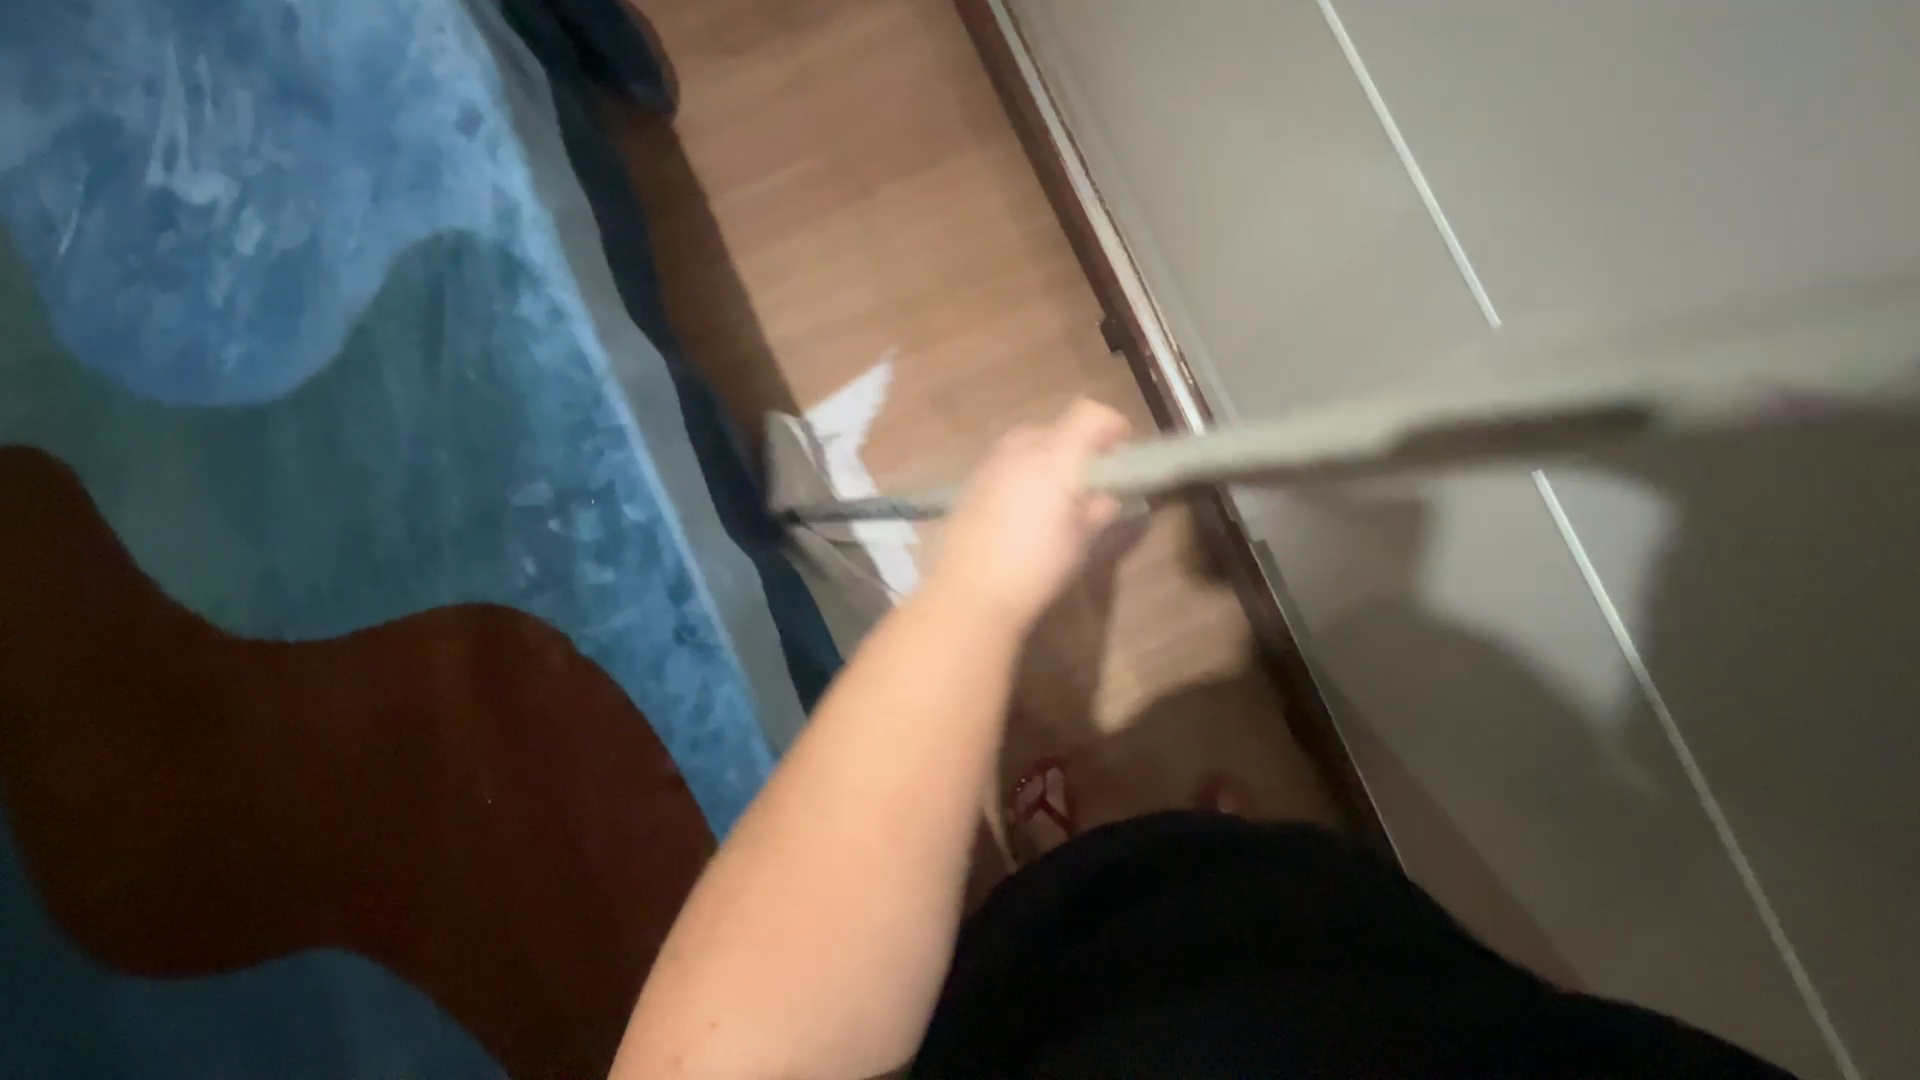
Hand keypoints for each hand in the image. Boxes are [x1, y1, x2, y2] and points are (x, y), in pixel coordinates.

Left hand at [925, 399, 1132, 627]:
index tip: (1120, 451)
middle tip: (1088, 479)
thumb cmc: (1037, 566)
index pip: (1089, 413)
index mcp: (1055, 458)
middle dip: (1077, 446)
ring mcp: (990, 463)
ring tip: (1054, 494)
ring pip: (1027, 443)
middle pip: (1056, 428)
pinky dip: (1021, 473)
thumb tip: (1106, 495)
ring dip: (1046, 458)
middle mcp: (1020, 450)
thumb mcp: (1081, 540)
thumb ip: (1100, 508)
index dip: (1110, 425)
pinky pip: (1005, 464)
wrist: (971, 590)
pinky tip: (1022, 508)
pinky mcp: (970, 482)